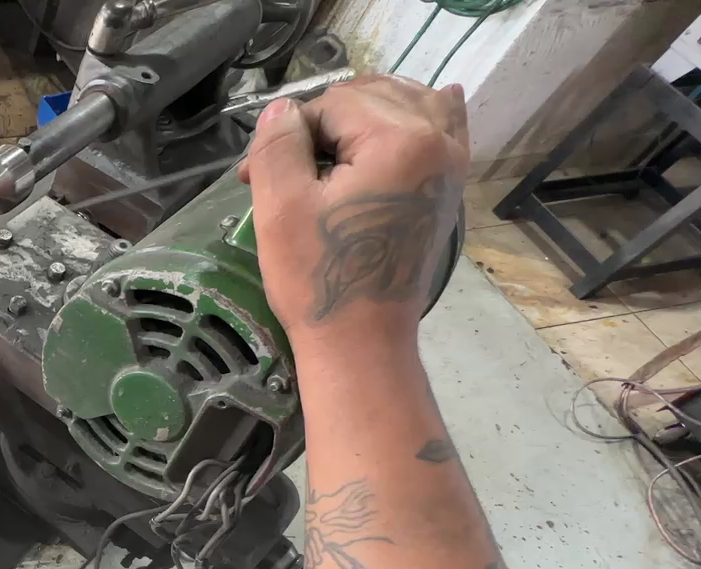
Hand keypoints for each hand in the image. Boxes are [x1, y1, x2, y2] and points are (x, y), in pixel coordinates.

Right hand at [239, 75, 468, 345]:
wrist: (358, 338)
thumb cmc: (314, 277)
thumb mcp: (280, 211)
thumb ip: (277, 149)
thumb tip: (278, 111)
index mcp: (398, 138)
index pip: (332, 104)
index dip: (285, 133)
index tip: (251, 175)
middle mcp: (437, 138)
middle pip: (370, 97)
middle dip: (318, 124)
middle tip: (279, 170)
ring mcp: (449, 162)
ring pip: (406, 104)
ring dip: (358, 119)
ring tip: (320, 155)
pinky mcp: (445, 187)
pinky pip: (443, 126)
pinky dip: (416, 116)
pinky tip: (408, 118)